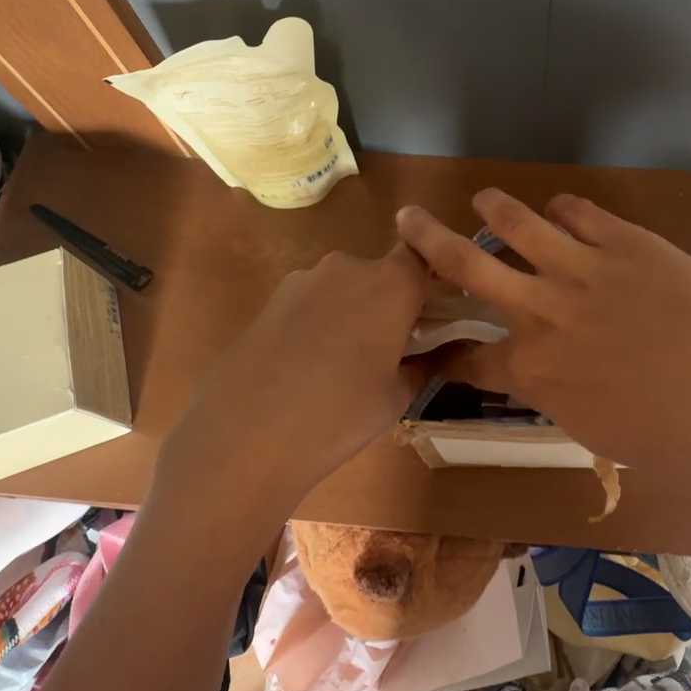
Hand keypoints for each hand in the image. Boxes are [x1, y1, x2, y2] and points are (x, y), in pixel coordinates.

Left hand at [176, 244, 433, 501]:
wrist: (245, 434)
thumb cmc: (339, 415)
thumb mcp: (397, 397)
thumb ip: (426, 363)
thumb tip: (445, 350)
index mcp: (391, 284)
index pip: (423, 256)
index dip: (430, 278)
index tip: (434, 311)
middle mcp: (350, 267)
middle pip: (382, 274)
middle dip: (390, 304)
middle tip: (391, 350)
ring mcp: (305, 279)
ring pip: (344, 289)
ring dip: (351, 314)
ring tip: (342, 367)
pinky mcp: (272, 298)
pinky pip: (312, 303)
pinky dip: (318, 324)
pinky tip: (306, 369)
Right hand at [396, 190, 690, 473]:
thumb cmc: (667, 434)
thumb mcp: (593, 426)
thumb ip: (557, 391)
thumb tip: (545, 370)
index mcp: (531, 369)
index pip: (467, 358)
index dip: (442, 351)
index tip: (426, 345)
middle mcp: (540, 312)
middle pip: (466, 265)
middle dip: (428, 241)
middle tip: (408, 220)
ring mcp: (579, 269)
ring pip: (517, 222)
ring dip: (494, 207)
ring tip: (484, 197)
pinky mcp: (621, 241)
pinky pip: (578, 212)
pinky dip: (562, 207)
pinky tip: (559, 207)